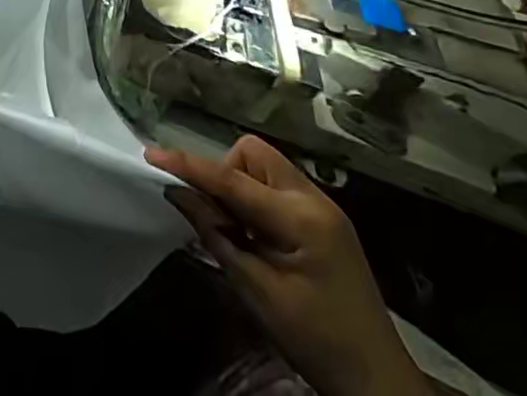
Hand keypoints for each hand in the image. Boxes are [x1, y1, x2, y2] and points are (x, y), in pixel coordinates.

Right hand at [147, 137, 430, 395]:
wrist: (375, 376)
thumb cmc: (313, 338)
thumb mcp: (257, 290)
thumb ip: (217, 235)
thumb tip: (179, 194)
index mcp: (299, 215)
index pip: (232, 179)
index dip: (189, 165)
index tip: (152, 154)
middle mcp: (313, 197)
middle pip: (253, 153)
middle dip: (224, 172)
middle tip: (217, 218)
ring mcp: (322, 205)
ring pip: (265, 165)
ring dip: (240, 185)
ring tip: (235, 231)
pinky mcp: (324, 217)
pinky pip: (278, 185)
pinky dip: (256, 197)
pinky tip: (254, 235)